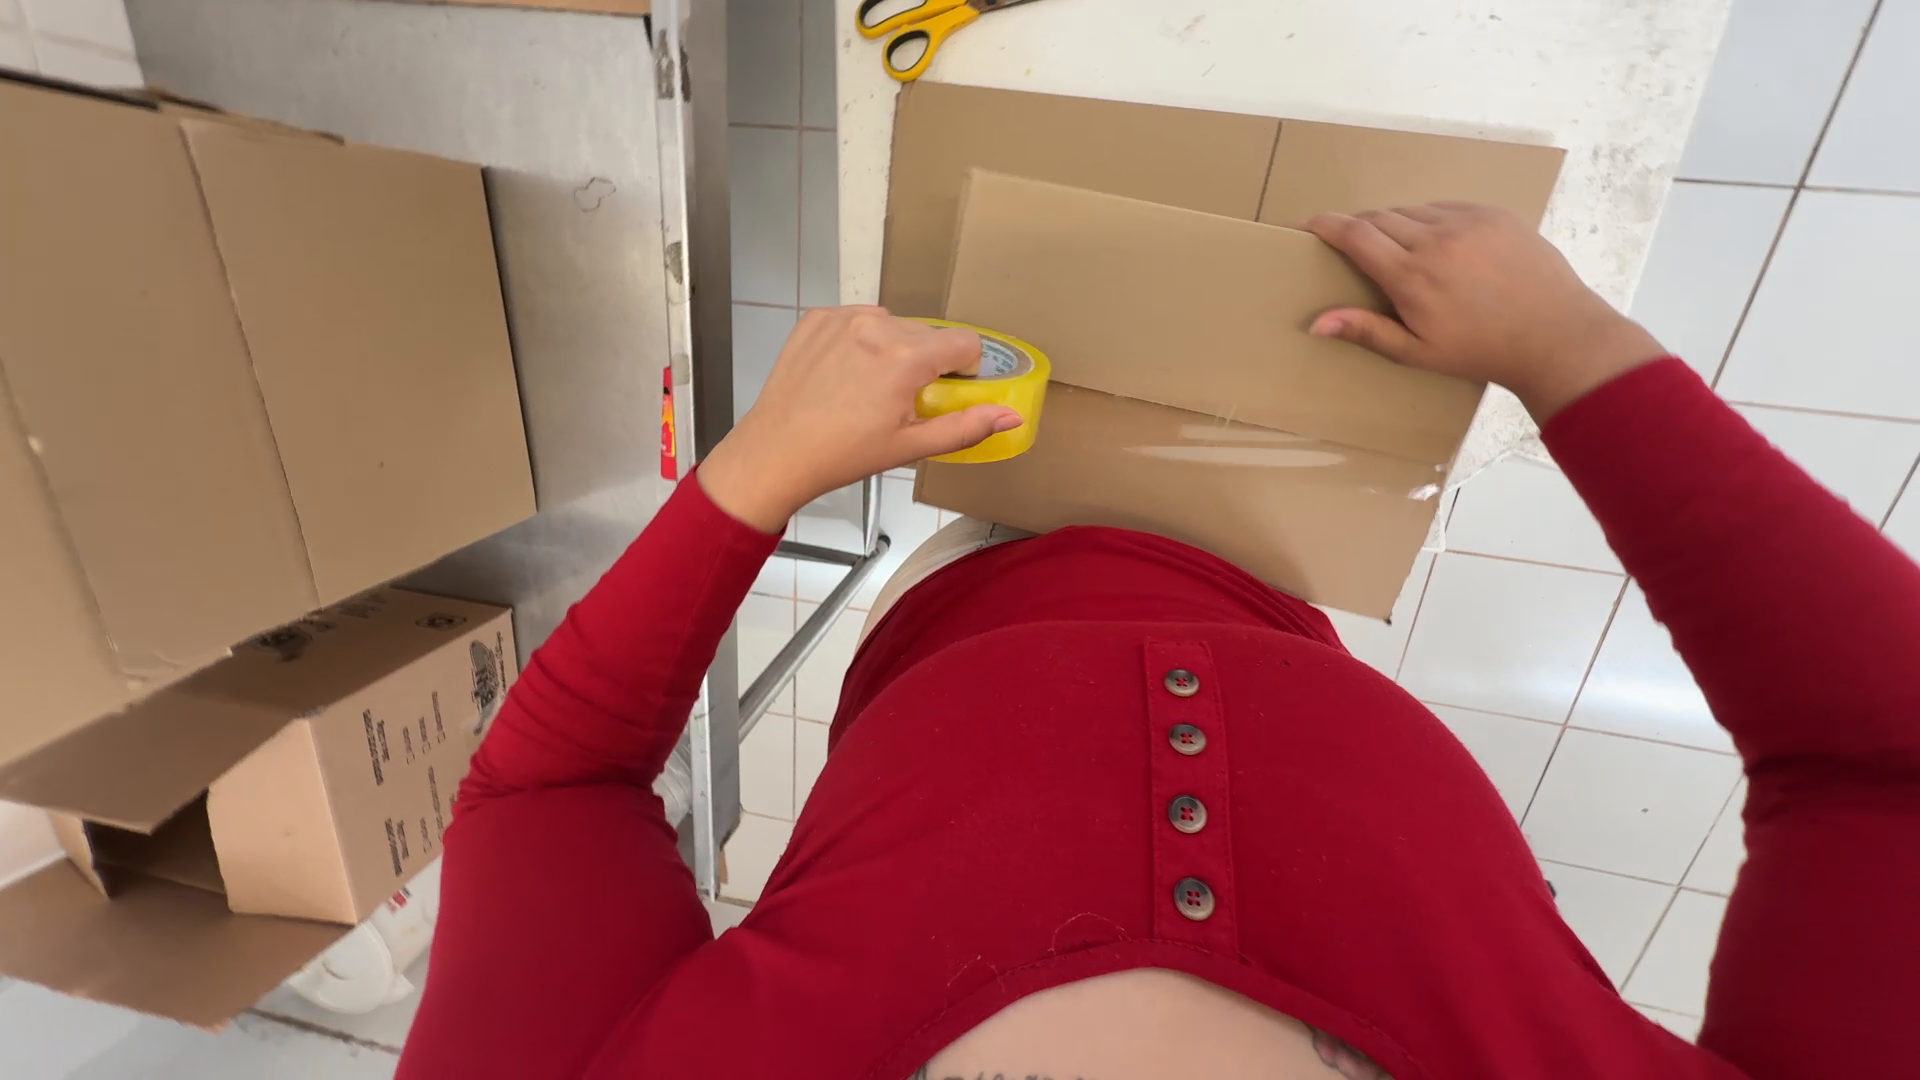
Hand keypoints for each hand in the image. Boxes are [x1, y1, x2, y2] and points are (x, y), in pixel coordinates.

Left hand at [697, 307, 1021, 531]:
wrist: (777, 451)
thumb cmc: (843, 455)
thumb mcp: (911, 447)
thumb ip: (966, 427)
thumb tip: (1012, 417)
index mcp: (906, 357)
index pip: (966, 342)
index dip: (965, 369)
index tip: (947, 392)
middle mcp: (877, 326)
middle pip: (930, 334)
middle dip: (928, 363)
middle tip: (903, 399)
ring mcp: (843, 318)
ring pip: (895, 324)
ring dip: (895, 349)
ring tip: (870, 388)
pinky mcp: (818, 318)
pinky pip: (859, 320)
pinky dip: (862, 341)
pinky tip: (846, 374)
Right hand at [1303, 203, 1668, 421]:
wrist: (1554, 334)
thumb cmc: (1477, 350)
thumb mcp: (1413, 351)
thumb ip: (1365, 331)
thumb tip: (1317, 323)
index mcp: (1411, 275)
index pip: (1357, 235)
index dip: (1327, 225)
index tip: (1309, 224)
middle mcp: (1436, 239)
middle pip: (1379, 217)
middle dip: (1357, 227)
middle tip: (1348, 245)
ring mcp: (1468, 222)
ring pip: (1411, 210)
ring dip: (1392, 224)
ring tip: (1392, 247)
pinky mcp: (1494, 214)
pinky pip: (1445, 207)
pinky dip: (1426, 219)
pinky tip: (1431, 243)